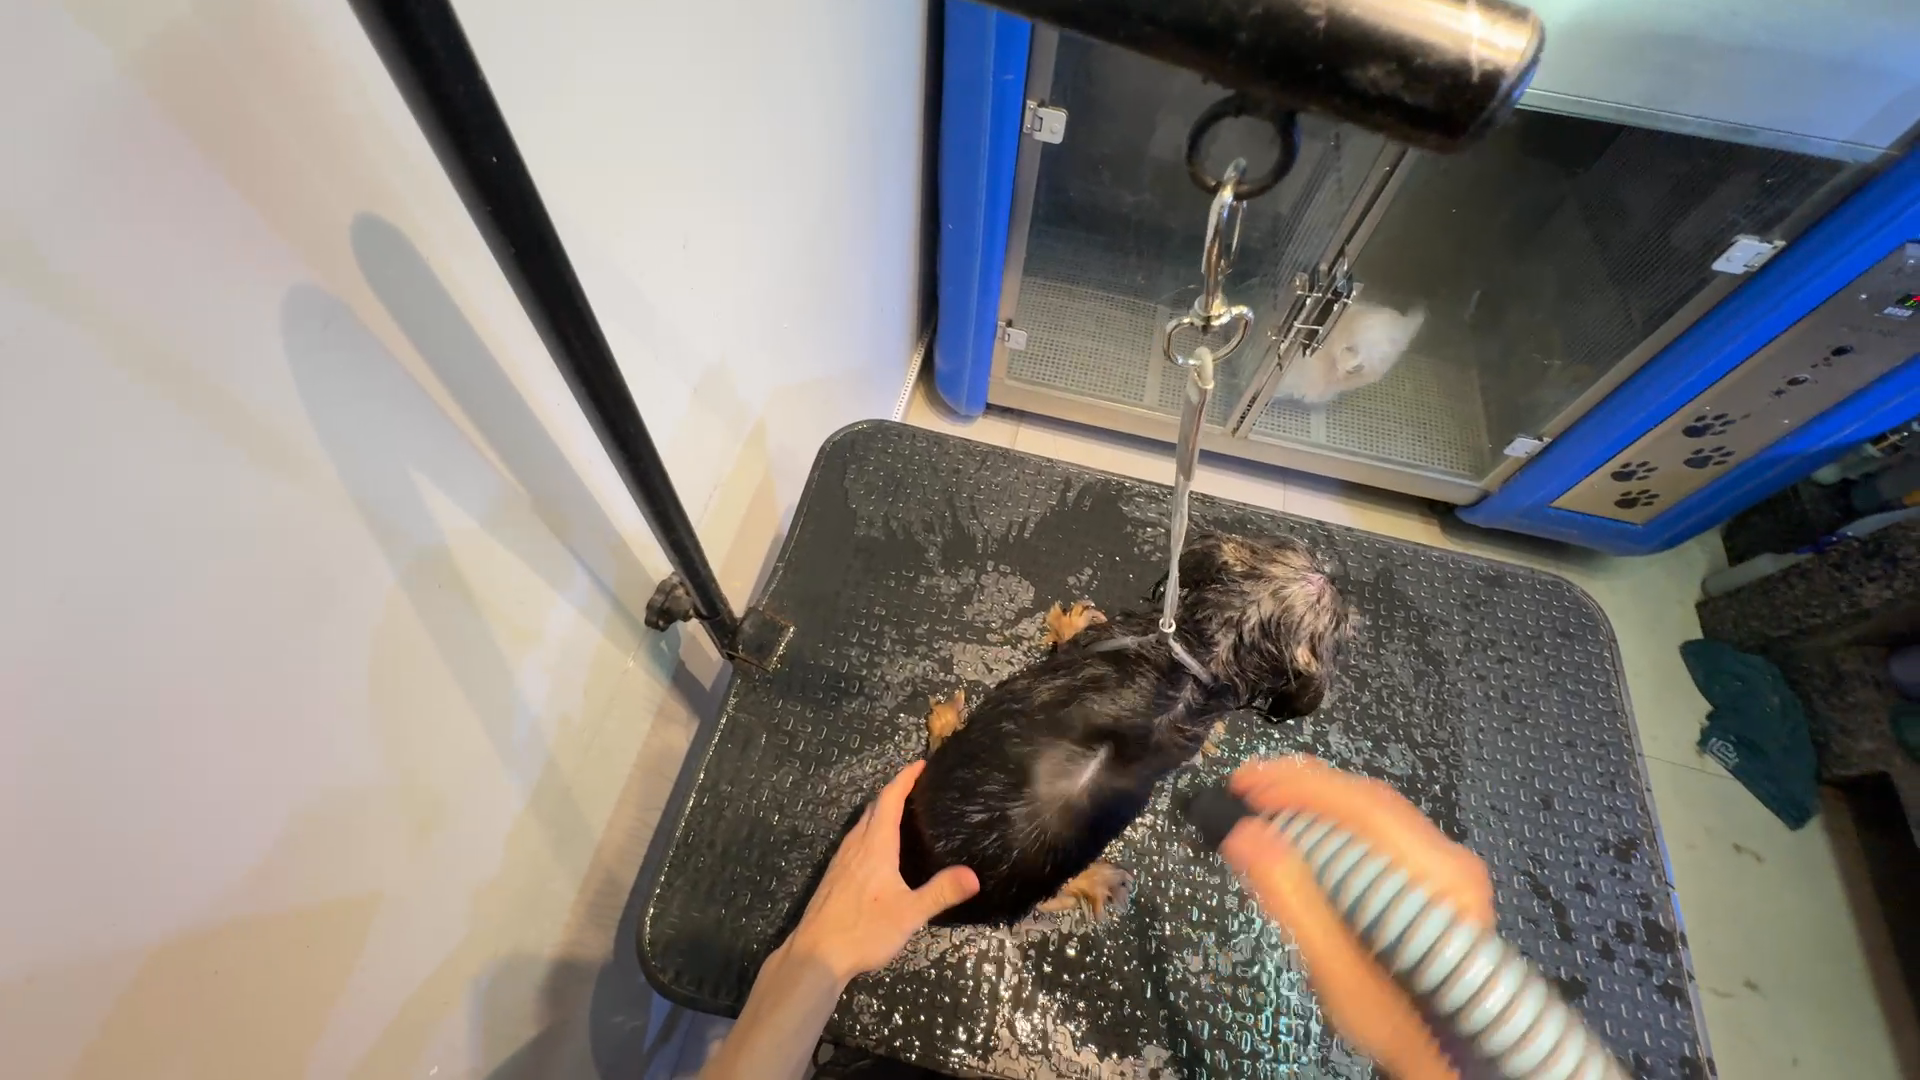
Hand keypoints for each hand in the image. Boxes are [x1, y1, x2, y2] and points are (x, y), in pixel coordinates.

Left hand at [783, 760, 979, 981]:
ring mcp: (842, 858)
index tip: (921, 764)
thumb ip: (941, 893)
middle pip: (875, 806)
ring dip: (881, 809)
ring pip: (863, 822)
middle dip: (895, 790)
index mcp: (876, 843)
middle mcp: (857, 843)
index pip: (890, 798)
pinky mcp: (835, 874)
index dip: (905, 778)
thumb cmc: (864, 929)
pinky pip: (856, 838)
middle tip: (917, 786)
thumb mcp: (909, 914)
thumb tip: (974, 876)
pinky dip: (872, 828)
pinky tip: (880, 849)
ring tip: (903, 811)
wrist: (816, 954)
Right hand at [1220, 757, 1494, 1079]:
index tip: (1242, 785)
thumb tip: (1242, 833)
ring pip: (1365, 806)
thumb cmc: (1397, 1022)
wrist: (1447, 1053)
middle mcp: (1445, 855)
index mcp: (1436, 875)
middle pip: (1363, 798)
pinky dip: (1324, 813)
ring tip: (1256, 798)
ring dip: (1307, 795)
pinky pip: (1369, 824)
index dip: (1297, 785)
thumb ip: (1295, 902)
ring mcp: (1439, 860)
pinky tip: (1293, 822)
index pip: (1361, 805)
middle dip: (1296, 783)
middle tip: (1239, 787)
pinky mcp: (1425, 869)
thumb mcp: (1340, 975)